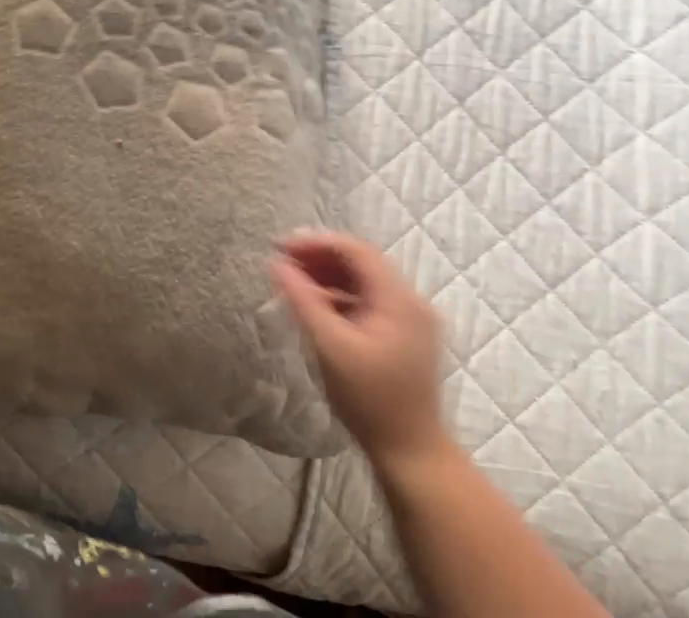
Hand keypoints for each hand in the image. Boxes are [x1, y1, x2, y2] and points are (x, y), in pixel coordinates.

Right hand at [272, 232, 449, 466]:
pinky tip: (315, 306)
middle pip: (362, 262)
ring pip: (364, 281)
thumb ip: (303, 300)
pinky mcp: (404, 334)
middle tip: (280, 263)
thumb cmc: (368, 396)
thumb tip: (277, 265)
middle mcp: (412, 303)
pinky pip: (368, 300)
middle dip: (319, 257)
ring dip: (327, 275)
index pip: (357, 251)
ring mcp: (411, 319)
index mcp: (400, 301)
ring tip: (291, 282)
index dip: (316, 242)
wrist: (409, 445)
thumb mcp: (329, 346)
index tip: (278, 248)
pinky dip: (339, 294)